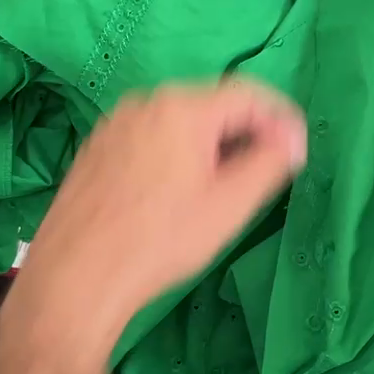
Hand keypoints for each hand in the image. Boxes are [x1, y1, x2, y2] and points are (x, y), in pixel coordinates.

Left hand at [1, 79, 306, 364]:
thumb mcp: (232, 203)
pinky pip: (153, 137)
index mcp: (182, 108)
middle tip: (269, 168)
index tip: (298, 148)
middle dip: (248, 132)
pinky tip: (182, 191)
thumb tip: (292, 139)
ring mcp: (115, 124)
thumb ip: (272, 162)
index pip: (248, 94)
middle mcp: (145, 102)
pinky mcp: (97, 149)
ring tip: (227, 184)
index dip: (281, 117)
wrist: (76, 278)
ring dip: (214, 144)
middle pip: (214, 105)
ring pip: (182, 122)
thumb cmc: (162, 239)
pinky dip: (180, 153)